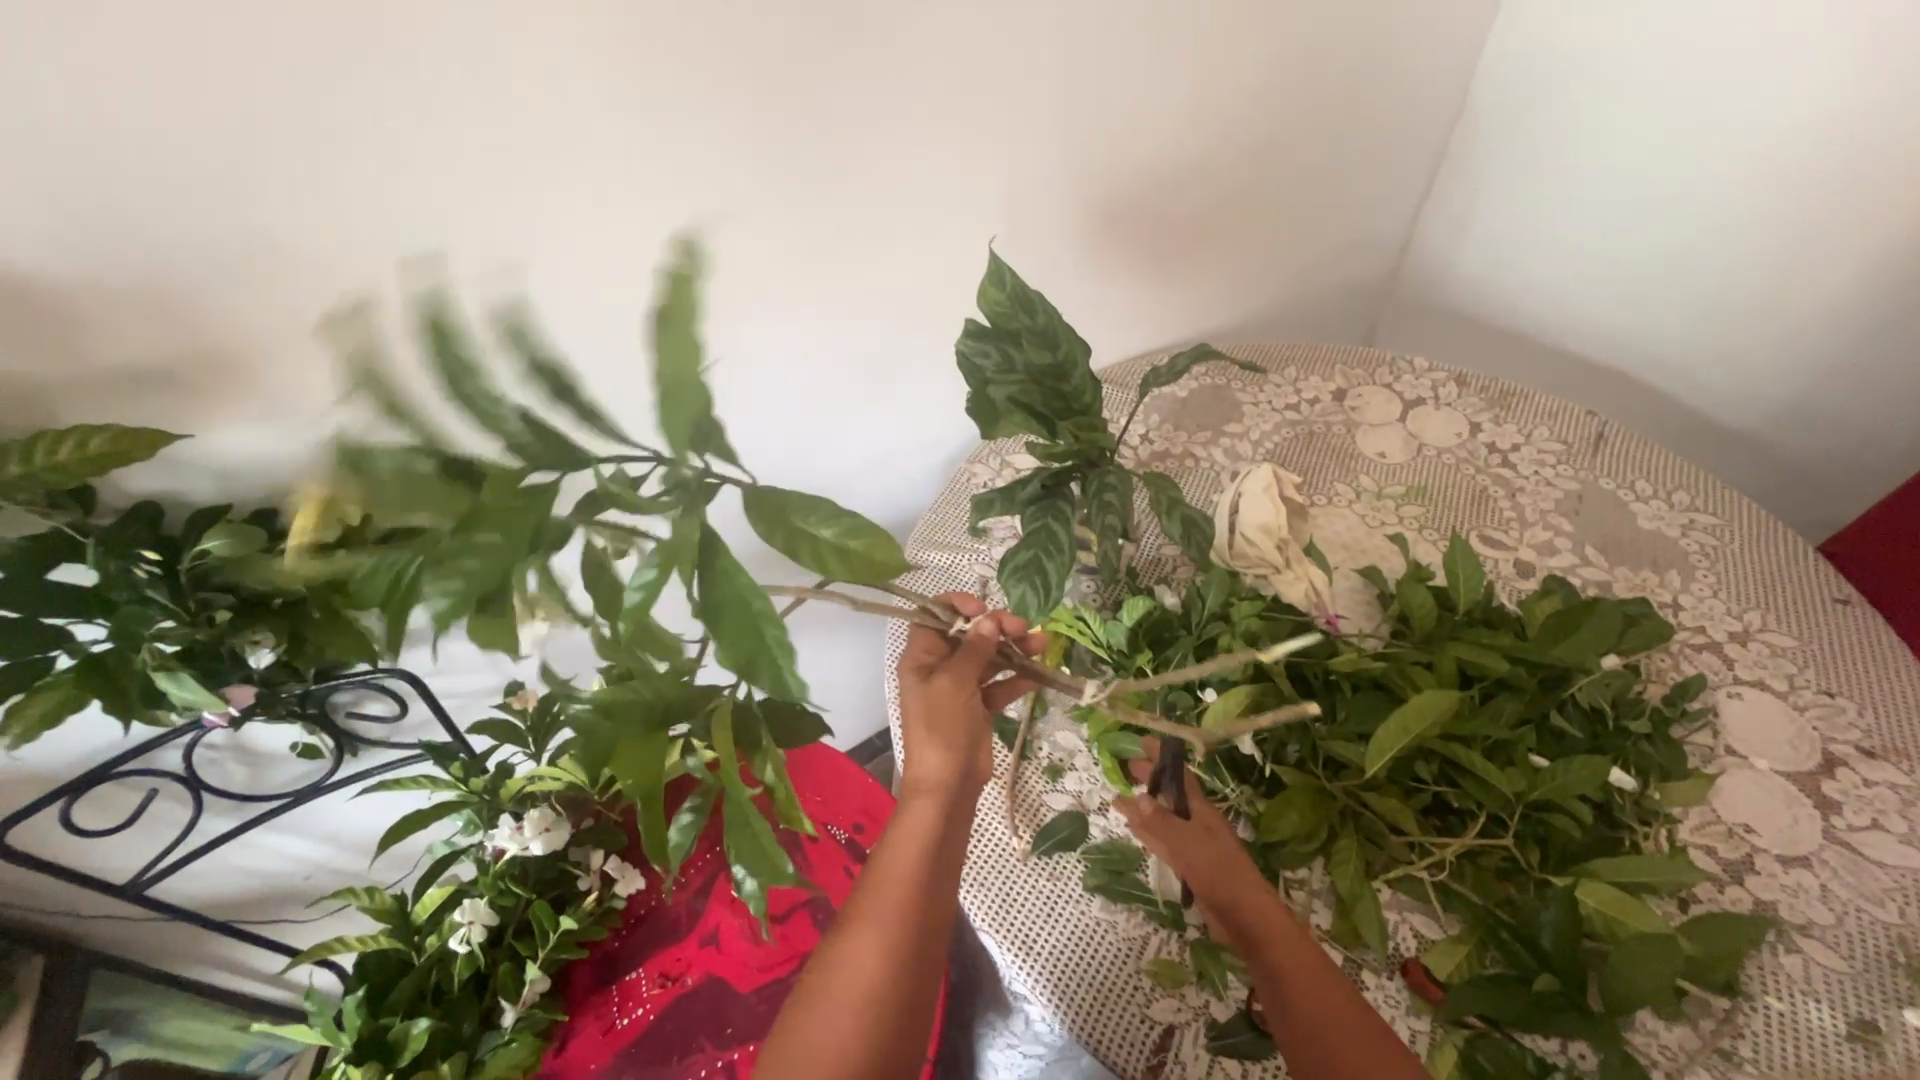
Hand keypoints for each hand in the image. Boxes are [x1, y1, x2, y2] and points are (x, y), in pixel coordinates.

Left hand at [894, 592, 1045, 802]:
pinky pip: (999, 685)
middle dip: (997, 629)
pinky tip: (1038, 676)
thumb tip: (990, 620)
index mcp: (922, 657)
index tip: (985, 609)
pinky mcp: (979, 707)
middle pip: (969, 635)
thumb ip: (974, 649)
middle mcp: (939, 668)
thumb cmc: (941, 729)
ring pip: (989, 659)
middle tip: (1024, 629)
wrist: (948, 785)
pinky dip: (1017, 679)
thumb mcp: (955, 683)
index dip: (958, 607)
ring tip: (1042, 645)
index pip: (934, 616)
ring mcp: (960, 688)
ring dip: (1014, 651)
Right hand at [1116, 740, 1271, 930]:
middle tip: (1126, 766)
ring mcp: (1192, 844)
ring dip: (1143, 808)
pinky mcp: (1188, 865)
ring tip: (1120, 797)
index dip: (1162, 759)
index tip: (1143, 742)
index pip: (1179, 776)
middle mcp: (1196, 823)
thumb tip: (1138, 796)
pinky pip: (1162, 842)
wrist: (1244, 916)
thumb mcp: (1186, 843)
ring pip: (1162, 819)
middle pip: (1169, 796)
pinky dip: (1147, 832)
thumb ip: (1160, 821)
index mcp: (1201, 810)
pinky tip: (1133, 828)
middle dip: (1150, 780)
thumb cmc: (1218, 872)